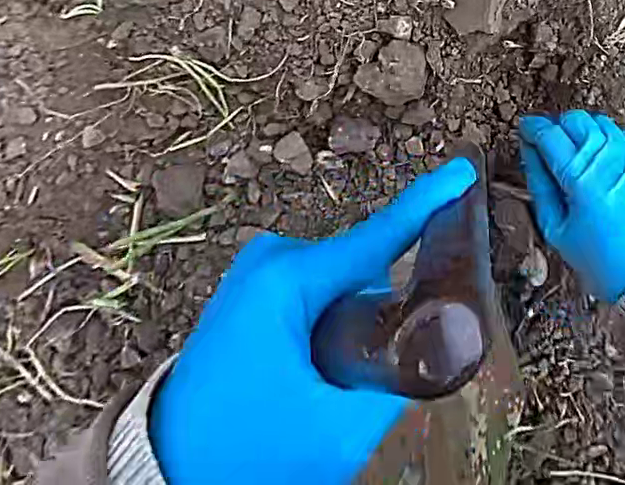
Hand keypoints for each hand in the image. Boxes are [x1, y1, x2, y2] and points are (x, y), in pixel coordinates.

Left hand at [149, 158, 476, 484]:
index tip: (464, 171)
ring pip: (342, 275)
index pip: (379, 237)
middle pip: (364, 262)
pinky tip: (313, 357)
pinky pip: (317, 282)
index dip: (428, 203)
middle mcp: (272, 259)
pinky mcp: (252, 283)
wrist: (160, 476)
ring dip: (354, 311)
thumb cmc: (244, 455)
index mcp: (288, 282)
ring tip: (324, 373)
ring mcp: (258, 268)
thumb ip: (395, 379)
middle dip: (382, 301)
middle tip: (363, 363)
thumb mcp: (338, 430)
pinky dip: (332, 308)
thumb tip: (430, 343)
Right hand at [520, 110, 624, 301]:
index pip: (549, 134)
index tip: (529, 127)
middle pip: (578, 120)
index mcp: (581, 180)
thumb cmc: (605, 264)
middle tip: (556, 142)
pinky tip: (613, 164)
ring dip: (589, 132)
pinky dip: (618, 144)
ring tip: (585, 156)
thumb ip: (540, 185)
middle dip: (561, 125)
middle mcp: (611, 163)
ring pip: (606, 124)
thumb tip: (530, 152)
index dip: (533, 127)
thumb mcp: (558, 231)